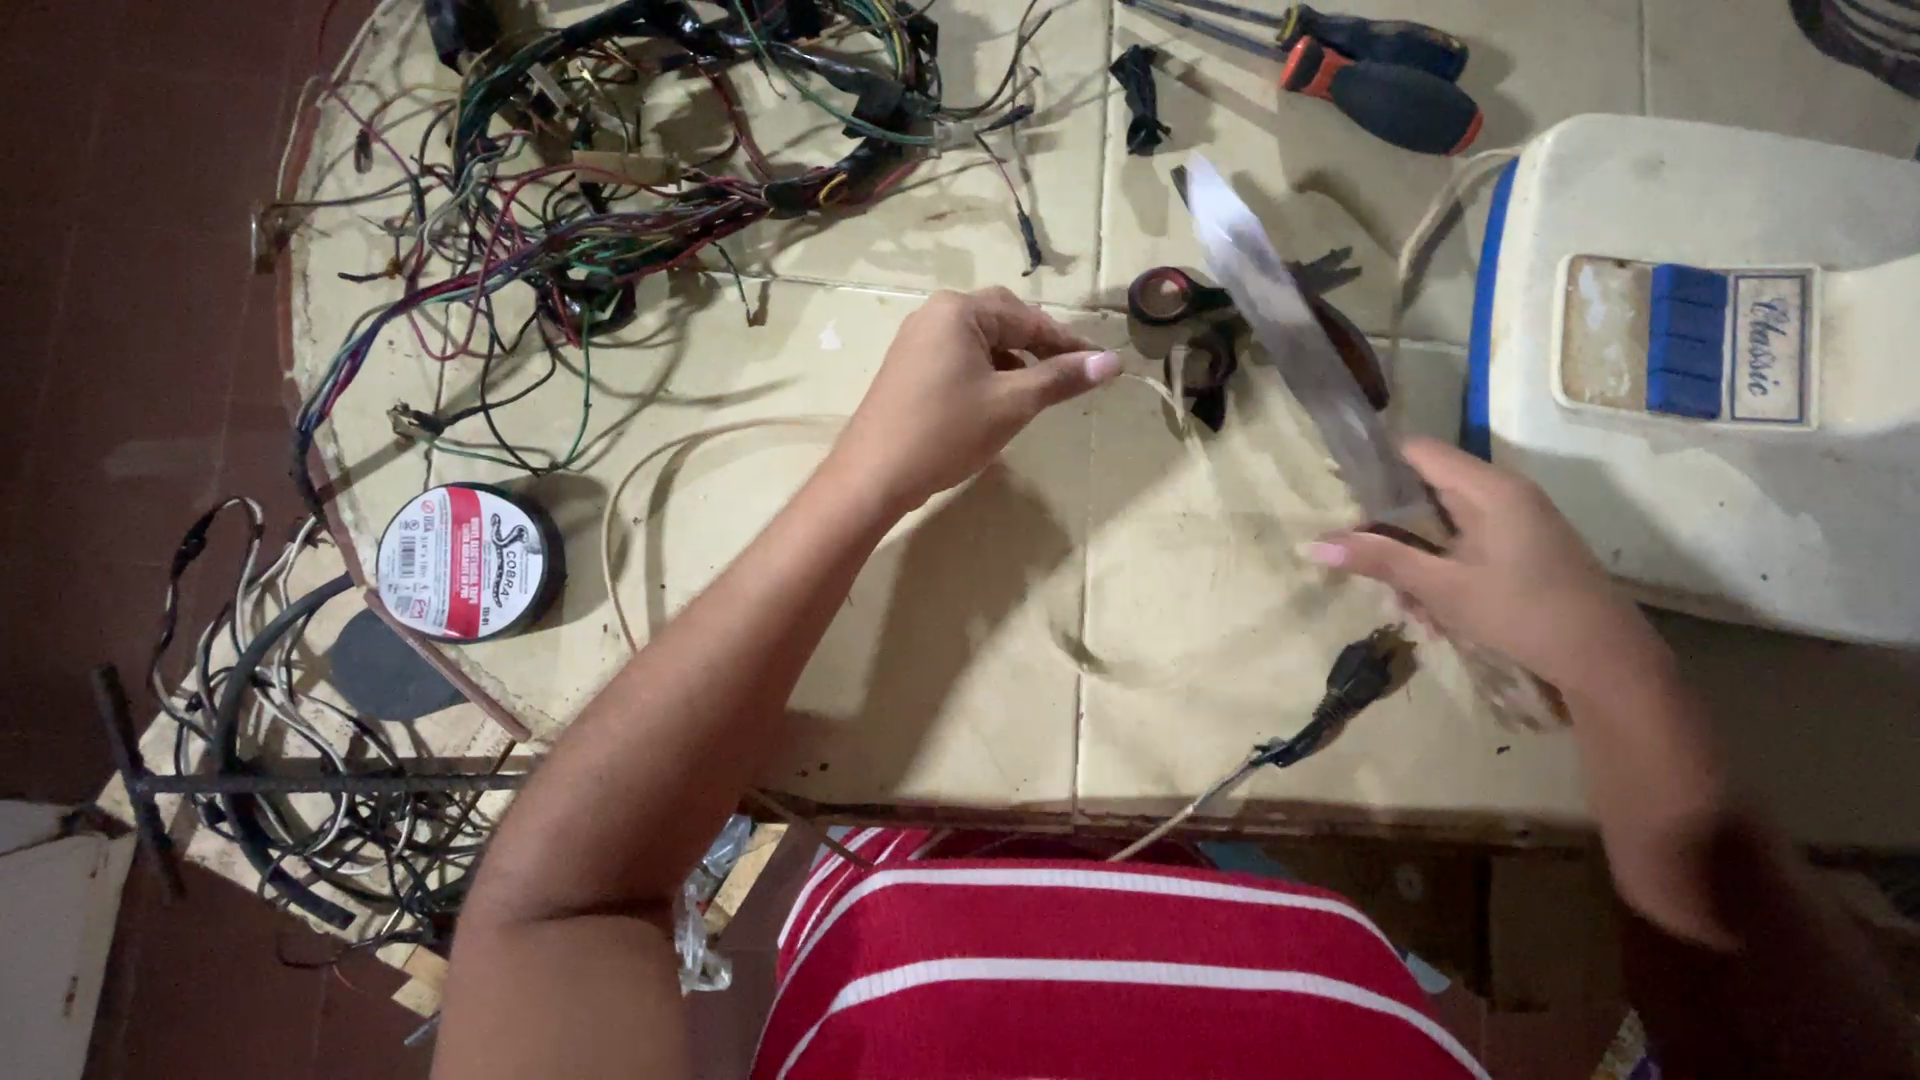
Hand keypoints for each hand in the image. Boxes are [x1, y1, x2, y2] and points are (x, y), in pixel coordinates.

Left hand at [827, 287, 1120, 512]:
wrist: (873, 474)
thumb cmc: (946, 433)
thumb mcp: (1011, 404)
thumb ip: (1060, 379)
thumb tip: (1111, 362)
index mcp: (959, 310)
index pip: (1028, 319)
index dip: (1068, 343)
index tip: (1101, 365)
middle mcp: (934, 314)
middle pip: (1002, 321)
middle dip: (1039, 347)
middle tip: (1069, 375)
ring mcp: (916, 341)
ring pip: (980, 342)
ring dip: (1013, 362)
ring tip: (1037, 394)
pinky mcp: (908, 368)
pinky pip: (958, 359)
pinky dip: (986, 374)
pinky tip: (997, 402)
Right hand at [1306, 437, 1668, 695]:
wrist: (1607, 661)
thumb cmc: (1524, 614)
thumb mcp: (1443, 589)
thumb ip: (1380, 560)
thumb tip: (1314, 544)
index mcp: (1488, 489)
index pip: (1416, 451)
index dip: (1374, 464)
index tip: (1337, 495)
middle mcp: (1501, 494)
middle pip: (1422, 490)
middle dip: (1388, 530)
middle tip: (1362, 566)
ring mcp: (1513, 521)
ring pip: (1438, 525)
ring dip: (1411, 561)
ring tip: (1405, 608)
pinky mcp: (1518, 548)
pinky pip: (1460, 546)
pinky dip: (1438, 573)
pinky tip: (1433, 615)